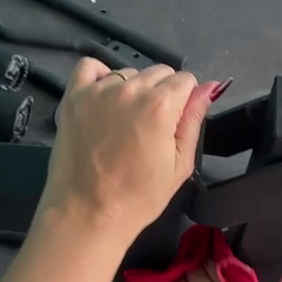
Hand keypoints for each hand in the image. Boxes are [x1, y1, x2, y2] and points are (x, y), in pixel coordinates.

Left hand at [34, 59, 213, 249]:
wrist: (86, 213)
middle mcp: (130, 89)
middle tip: (152, 126)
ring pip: (128, 73)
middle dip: (162, 93)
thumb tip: (208, 88)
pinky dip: (100, 75)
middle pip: (158, 72)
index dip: (186, 99)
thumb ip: (194, 120)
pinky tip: (104, 97)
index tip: (176, 120)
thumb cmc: (136, 198)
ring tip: (124, 122)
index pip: (185, 80)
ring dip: (132, 89)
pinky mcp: (73, 97)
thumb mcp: (179, 164)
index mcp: (160, 105)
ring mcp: (98, 91)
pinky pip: (90, 67)